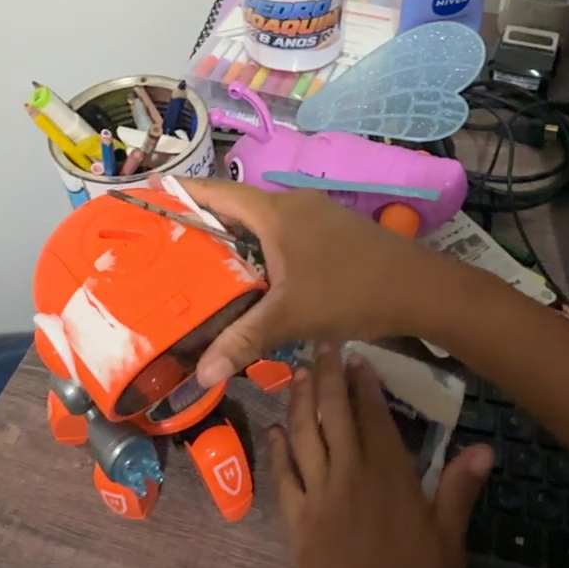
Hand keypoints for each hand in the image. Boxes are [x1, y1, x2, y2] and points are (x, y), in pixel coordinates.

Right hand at [183, 179, 474, 385]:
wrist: (419, 288)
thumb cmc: (350, 291)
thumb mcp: (291, 316)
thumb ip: (244, 340)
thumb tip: (201, 376)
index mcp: (275, 212)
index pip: (217, 191)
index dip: (183, 191)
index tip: (150, 194)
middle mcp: (292, 205)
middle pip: (236, 206)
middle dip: (202, 222)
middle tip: (166, 245)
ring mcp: (315, 216)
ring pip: (261, 221)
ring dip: (233, 237)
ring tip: (201, 264)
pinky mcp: (331, 232)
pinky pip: (282, 233)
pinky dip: (260, 248)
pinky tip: (252, 277)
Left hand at [270, 345, 493, 567]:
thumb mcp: (450, 548)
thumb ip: (458, 491)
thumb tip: (484, 445)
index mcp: (391, 479)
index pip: (375, 418)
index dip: (364, 383)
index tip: (357, 353)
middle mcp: (350, 477)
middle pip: (334, 416)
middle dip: (328, 377)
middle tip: (321, 343)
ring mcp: (318, 498)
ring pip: (304, 436)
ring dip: (300, 401)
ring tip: (298, 372)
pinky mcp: (296, 524)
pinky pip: (283, 477)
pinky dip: (276, 450)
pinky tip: (273, 431)